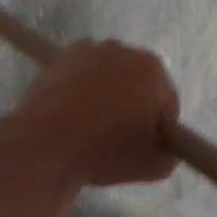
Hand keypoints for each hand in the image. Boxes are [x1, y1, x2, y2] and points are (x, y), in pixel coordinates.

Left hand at [12, 39, 179, 187]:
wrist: (46, 145)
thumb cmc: (106, 152)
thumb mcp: (155, 167)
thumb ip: (170, 152)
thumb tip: (163, 145)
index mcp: (154, 70)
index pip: (167, 103)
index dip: (160, 129)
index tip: (145, 148)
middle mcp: (124, 50)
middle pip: (140, 84)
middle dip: (135, 106)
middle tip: (121, 138)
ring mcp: (90, 49)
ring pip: (111, 77)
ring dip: (109, 96)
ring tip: (94, 127)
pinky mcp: (61, 57)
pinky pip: (84, 74)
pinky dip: (83, 89)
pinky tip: (76, 114)